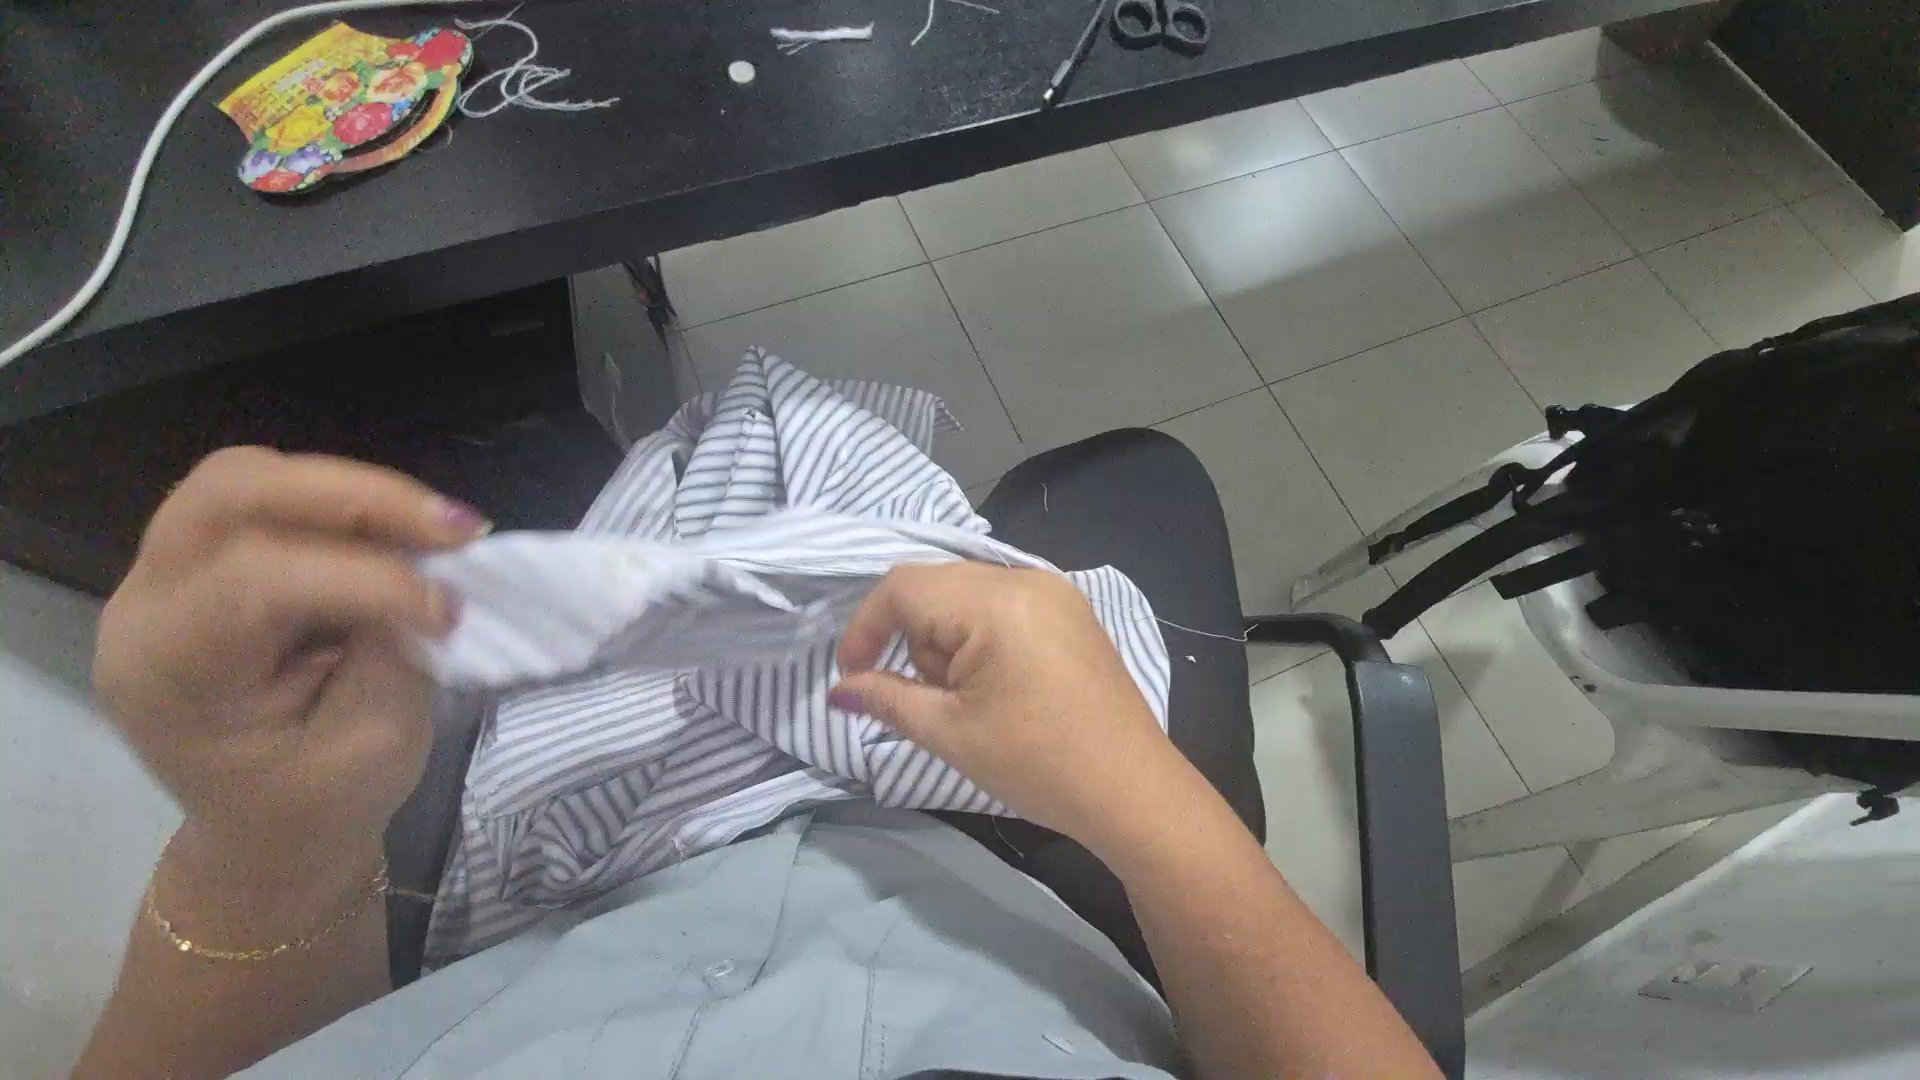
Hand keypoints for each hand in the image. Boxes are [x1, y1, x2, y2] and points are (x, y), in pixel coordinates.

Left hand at [92, 447, 488, 861]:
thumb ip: (393, 648)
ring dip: (360, 494)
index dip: (372, 580)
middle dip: (360, 497)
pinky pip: (281, 500)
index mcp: (171, 671)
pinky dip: (358, 507)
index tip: (456, 614)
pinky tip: (411, 537)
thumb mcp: (373, 740)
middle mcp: (149, 604)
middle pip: (234, 492)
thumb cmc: (320, 802)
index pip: (258, 581)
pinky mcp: (220, 564)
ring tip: (440, 530)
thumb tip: (429, 575)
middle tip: (456, 529)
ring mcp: (176, 576)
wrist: (274, 828)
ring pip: (254, 478)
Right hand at [830, 562, 1189, 857]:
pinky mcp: (1070, 608)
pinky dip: (980, 633)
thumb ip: (887, 698)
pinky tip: (1001, 682)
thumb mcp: (951, 733)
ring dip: (947, 638)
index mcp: (996, 602)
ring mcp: (1054, 589)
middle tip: (933, 697)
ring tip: (975, 697)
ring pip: (966, 593)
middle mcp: (1026, 577)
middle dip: (915, 639)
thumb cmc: (1038, 764)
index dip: (865, 627)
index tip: (853, 677)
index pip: (904, 587)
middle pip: (935, 586)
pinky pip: (1002, 602)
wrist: (1132, 789)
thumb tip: (838, 689)